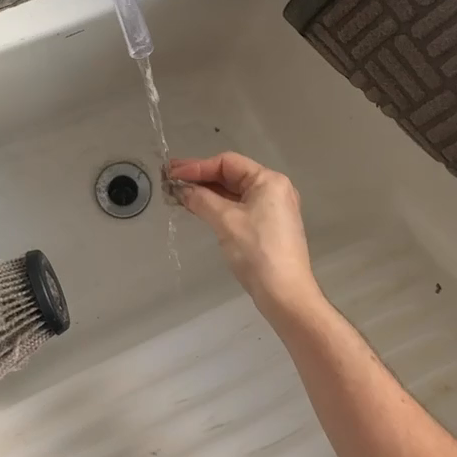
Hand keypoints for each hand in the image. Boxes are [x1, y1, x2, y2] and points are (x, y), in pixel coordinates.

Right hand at [168, 152, 318, 314]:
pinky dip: (219, 206)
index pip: (228, 163)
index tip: (172, 173)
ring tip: (180, 193)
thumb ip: (201, 199)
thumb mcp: (225, 221)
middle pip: (231, 175)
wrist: (285, 294)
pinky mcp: (269, 227)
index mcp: (269, 181)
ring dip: (208, 193)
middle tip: (171, 179)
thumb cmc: (257, 251)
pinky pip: (240, 208)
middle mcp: (274, 189)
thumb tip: (181, 189)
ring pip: (234, 193)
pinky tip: (200, 208)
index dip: (197, 166)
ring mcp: (273, 209)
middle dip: (201, 178)